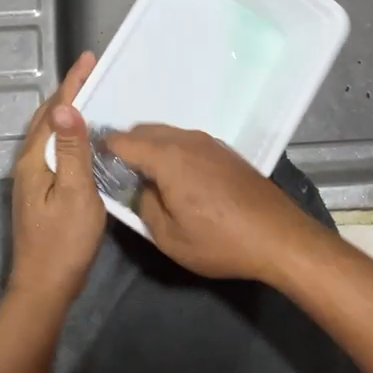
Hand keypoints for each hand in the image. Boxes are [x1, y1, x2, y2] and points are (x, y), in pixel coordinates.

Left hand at [7, 52, 105, 303]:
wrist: (44, 286)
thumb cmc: (64, 242)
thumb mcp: (75, 194)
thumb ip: (72, 151)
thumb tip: (67, 108)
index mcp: (34, 159)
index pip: (55, 111)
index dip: (73, 84)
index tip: (89, 58)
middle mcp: (28, 163)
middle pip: (47, 118)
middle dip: (68, 92)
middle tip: (92, 70)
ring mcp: (31, 178)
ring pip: (48, 133)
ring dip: (66, 111)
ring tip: (87, 94)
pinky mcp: (39, 191)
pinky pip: (52, 148)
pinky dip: (66, 132)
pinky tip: (80, 137)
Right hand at [104, 125, 323, 283]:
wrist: (280, 238)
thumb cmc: (221, 241)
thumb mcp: (169, 238)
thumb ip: (144, 207)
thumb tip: (141, 190)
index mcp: (168, 157)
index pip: (124, 141)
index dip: (104, 149)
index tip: (92, 162)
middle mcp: (187, 141)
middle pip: (145, 131)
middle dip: (126, 146)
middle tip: (114, 170)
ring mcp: (209, 143)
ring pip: (167, 134)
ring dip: (150, 148)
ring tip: (142, 174)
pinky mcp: (225, 152)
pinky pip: (186, 142)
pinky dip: (171, 151)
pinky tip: (173, 176)